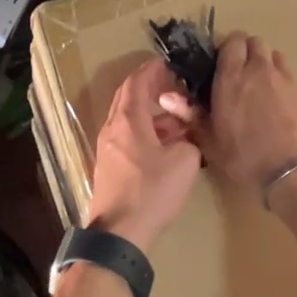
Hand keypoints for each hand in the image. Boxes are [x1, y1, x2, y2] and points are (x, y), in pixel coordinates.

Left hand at [87, 58, 202, 248]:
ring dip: (152, 116)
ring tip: (179, 123)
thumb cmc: (152, 192)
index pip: (137, 82)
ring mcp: (108, 149)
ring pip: (129, 121)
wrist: (120, 233)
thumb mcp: (184, 162)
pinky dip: (146, 133)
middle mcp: (112, 129)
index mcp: (128, 120)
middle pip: (128, 98)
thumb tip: (185, 139)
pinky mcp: (110, 167)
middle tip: (176, 90)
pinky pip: (127, 138)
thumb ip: (189, 140)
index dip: (152, 70)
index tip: (168, 63)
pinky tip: (166, 146)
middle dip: (151, 90)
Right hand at [160, 32, 296, 195]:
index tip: (219, 64)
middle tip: (237, 72)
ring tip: (258, 83)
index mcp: (231, 78)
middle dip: (245, 51)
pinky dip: (279, 74)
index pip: (231, 41)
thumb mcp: (210, 141)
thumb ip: (189, 114)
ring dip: (264, 61)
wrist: (290, 171)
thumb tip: (165, 97)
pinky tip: (276, 96)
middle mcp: (258, 70)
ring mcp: (283, 77)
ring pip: (273, 53)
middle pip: (254, 41)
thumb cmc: (243, 157)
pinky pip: (288, 70)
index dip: (225, 48)